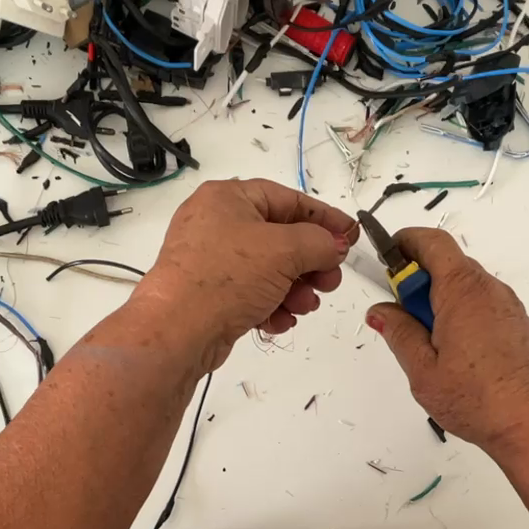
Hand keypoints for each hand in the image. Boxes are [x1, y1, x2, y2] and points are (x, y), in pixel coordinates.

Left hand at [127, 179, 357, 370]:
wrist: (179, 330)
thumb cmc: (227, 277)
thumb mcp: (284, 250)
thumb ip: (318, 243)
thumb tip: (336, 245)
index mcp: (229, 198)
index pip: (288, 200)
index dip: (323, 219)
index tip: (350, 236)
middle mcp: (217, 225)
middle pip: (281, 240)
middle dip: (310, 264)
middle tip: (330, 281)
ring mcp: (212, 263)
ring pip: (269, 272)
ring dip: (295, 291)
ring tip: (305, 306)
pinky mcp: (211, 297)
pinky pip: (252, 295)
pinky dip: (271, 307)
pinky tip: (279, 321)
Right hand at [367, 228, 528, 455]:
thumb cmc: (478, 399)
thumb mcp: (423, 370)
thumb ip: (399, 333)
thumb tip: (381, 311)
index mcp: (462, 289)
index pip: (431, 242)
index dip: (404, 243)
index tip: (385, 261)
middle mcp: (489, 289)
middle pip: (447, 265)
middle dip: (418, 283)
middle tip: (401, 320)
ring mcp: (508, 307)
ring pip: (465, 289)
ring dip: (439, 304)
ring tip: (429, 350)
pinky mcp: (518, 326)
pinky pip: (482, 308)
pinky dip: (460, 318)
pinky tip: (455, 358)